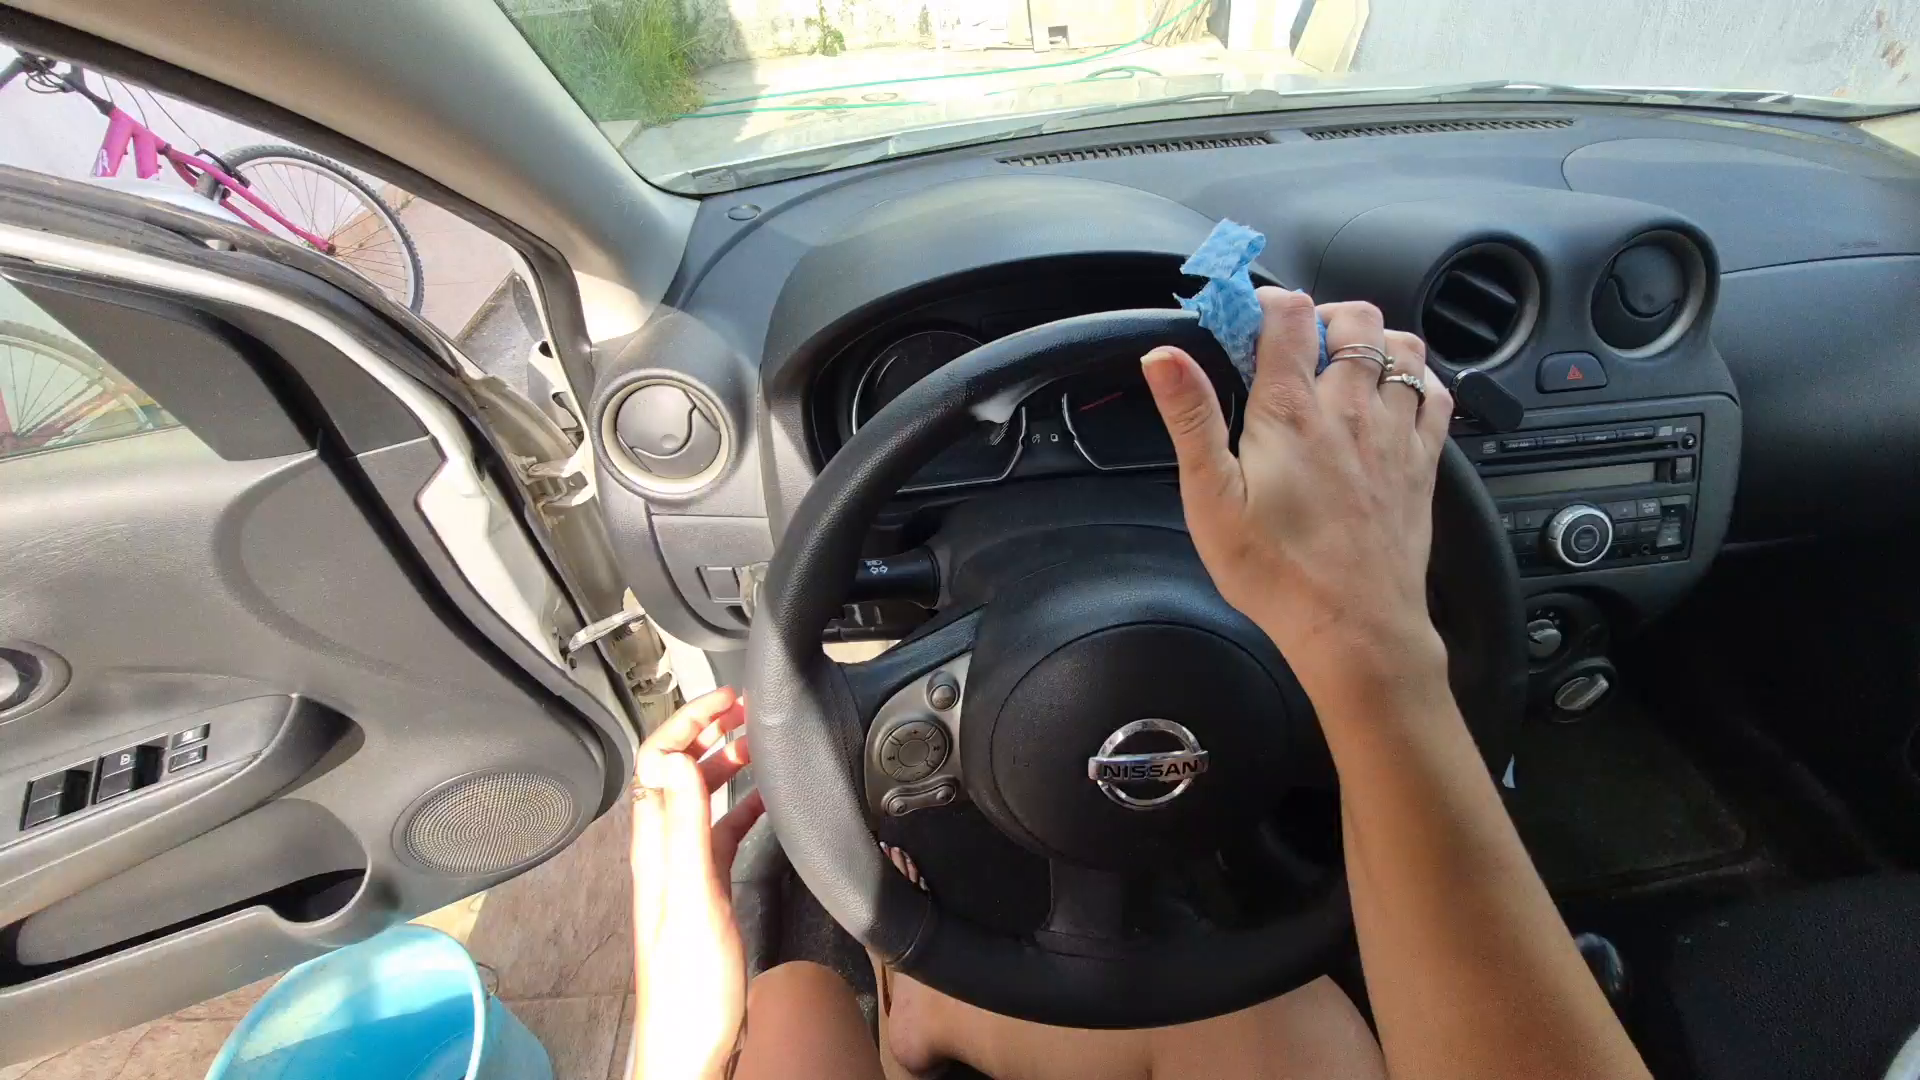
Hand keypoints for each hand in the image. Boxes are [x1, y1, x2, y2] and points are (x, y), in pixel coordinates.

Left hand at [631, 687, 764, 1079]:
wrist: (691, 1046)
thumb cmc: (689, 987)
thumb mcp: (691, 898)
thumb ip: (683, 828)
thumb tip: (676, 760)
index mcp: (655, 844)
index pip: (658, 761)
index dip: (688, 720)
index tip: (726, 700)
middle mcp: (665, 847)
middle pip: (678, 769)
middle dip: (707, 728)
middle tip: (746, 708)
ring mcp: (686, 864)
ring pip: (701, 793)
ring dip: (725, 758)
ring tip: (757, 738)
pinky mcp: (707, 882)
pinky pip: (723, 825)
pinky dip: (743, 800)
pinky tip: (765, 798)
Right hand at [1141, 290, 1454, 707]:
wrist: (1353, 627)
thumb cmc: (1271, 568)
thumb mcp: (1209, 497)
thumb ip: (1190, 418)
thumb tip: (1162, 355)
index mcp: (1290, 411)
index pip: (1287, 317)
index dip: (1264, 302)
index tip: (1244, 316)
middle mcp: (1350, 407)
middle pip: (1354, 319)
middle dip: (1320, 315)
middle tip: (1291, 346)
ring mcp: (1395, 432)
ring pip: (1402, 347)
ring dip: (1371, 340)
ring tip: (1340, 367)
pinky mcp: (1423, 462)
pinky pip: (1436, 392)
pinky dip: (1415, 375)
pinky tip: (1389, 395)